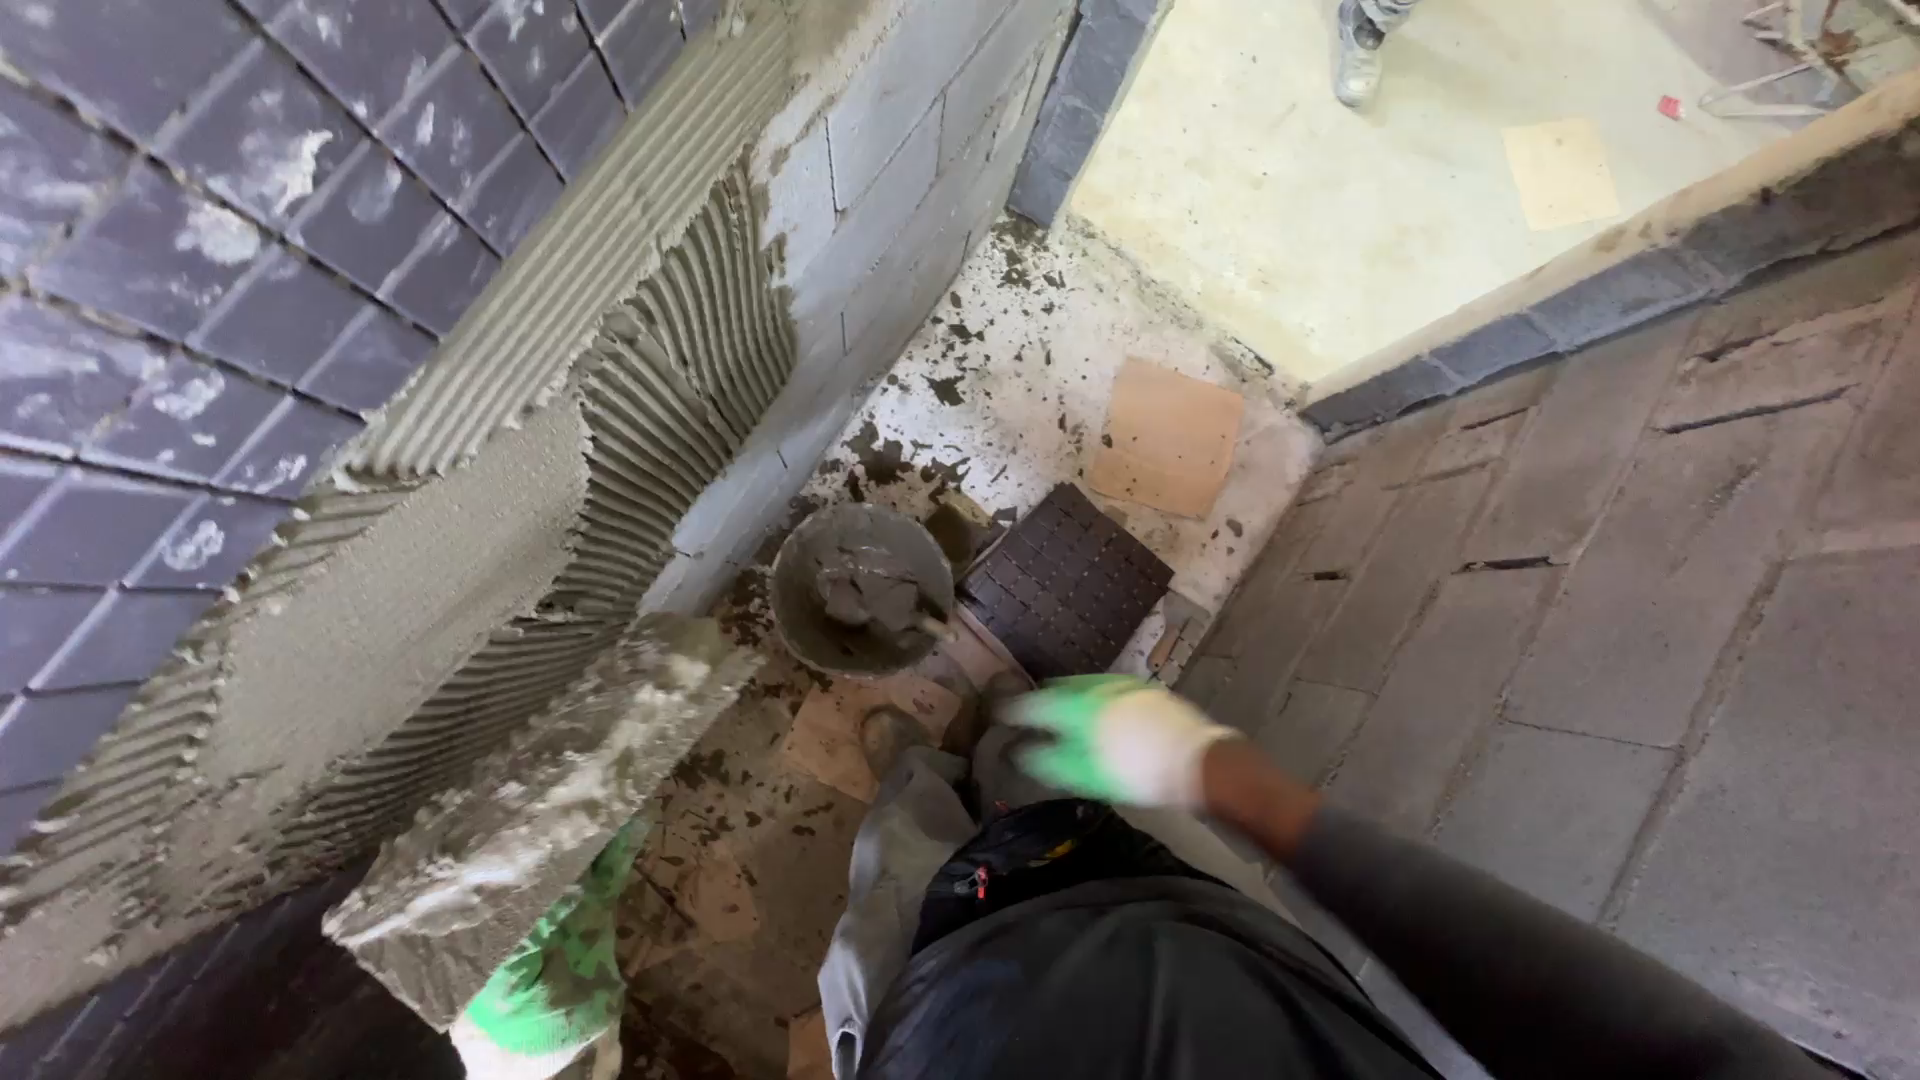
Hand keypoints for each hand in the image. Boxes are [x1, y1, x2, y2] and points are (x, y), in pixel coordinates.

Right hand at [1004, 675, 1237, 808]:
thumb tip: (1022, 752)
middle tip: (1032, 718)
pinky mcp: (1144, 690)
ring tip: (1063, 719)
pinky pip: (1105, 690)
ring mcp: (1123, 684)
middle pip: (1058, 688)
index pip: (1034, 702)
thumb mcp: (1089, 774)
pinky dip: (1091, 700)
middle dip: (1042, 701)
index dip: (1013, 710)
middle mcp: (1097, 685)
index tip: (1000, 715)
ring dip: (1067, 699)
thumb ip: (1051, 761)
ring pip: (1083, 686)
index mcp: (1078, 704)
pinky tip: (1099, 719)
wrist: (1200, 760)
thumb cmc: (1140, 771)